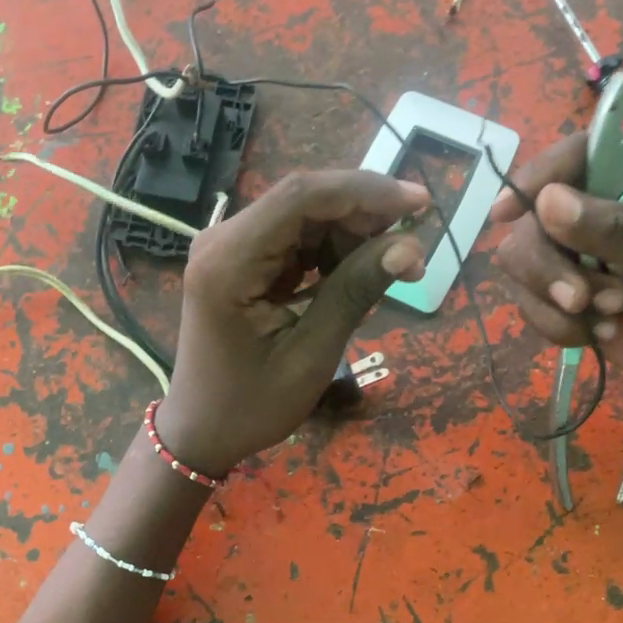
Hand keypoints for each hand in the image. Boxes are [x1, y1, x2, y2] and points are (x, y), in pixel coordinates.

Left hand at [154, 170, 428, 474]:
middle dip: (364, 217)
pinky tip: (355, 279)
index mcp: (229, 260)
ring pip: (304, 219)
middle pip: (304, 202)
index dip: (366, 191)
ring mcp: (229, 249)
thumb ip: (355, 293)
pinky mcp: (240, 263)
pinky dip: (331, 254)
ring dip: (352, 237)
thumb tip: (410, 247)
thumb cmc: (251, 405)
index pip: (301, 197)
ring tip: (388, 273)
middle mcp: (222, 240)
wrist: (202, 431)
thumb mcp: (311, 355)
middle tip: (411, 252)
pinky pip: (294, 241)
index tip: (421, 204)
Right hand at [490, 132, 622, 407]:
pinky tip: (599, 334)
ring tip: (606, 316)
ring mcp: (577, 256)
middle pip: (532, 218)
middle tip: (578, 299)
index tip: (509, 211)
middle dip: (547, 264)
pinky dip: (557, 325)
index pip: (575, 156)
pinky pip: (529, 304)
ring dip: (553, 297)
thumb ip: (621, 228)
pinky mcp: (565, 298)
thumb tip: (547, 203)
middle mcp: (598, 208)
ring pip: (521, 263)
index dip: (537, 176)